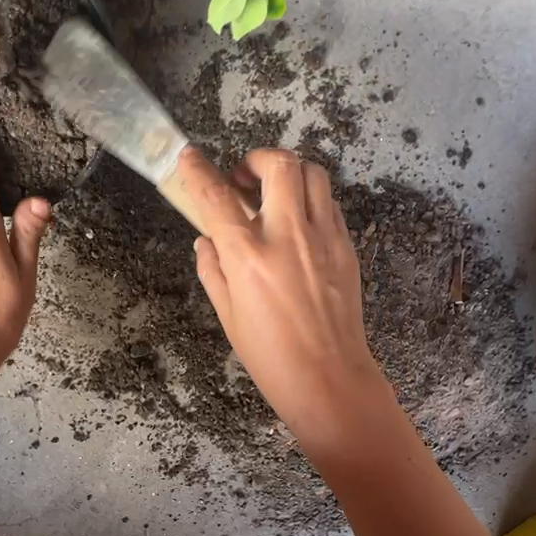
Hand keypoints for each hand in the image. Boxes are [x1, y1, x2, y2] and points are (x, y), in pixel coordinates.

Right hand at [185, 148, 393, 448]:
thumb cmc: (272, 358)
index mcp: (249, 258)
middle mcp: (288, 237)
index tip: (190, 157)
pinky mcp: (346, 247)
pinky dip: (311, 199)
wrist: (328, 378)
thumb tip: (205, 241)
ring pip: (313, 173)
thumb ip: (213, 272)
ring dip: (290, 172)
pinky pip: (329, 203)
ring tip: (275, 194)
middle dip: (257, 159)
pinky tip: (299, 222)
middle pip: (278, 164)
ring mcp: (322, 238)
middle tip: (245, 178)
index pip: (217, 198)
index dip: (199, 171)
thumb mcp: (229, 318)